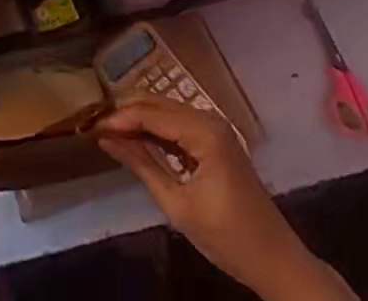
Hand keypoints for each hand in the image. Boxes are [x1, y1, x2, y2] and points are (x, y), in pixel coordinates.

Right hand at [96, 98, 352, 300]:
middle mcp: (211, 120)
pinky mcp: (216, 140)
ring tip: (110, 131)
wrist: (277, 262)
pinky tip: (136, 138)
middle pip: (157, 104)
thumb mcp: (177, 205)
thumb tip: (105, 139)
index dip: (118, 119)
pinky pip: (178, 123)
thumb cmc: (228, 237)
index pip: (150, 114)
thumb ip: (141, 165)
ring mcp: (216, 128)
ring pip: (166, 110)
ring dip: (138, 119)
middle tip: (95, 126)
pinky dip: (155, 128)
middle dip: (125, 114)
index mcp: (204, 133)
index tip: (90, 128)